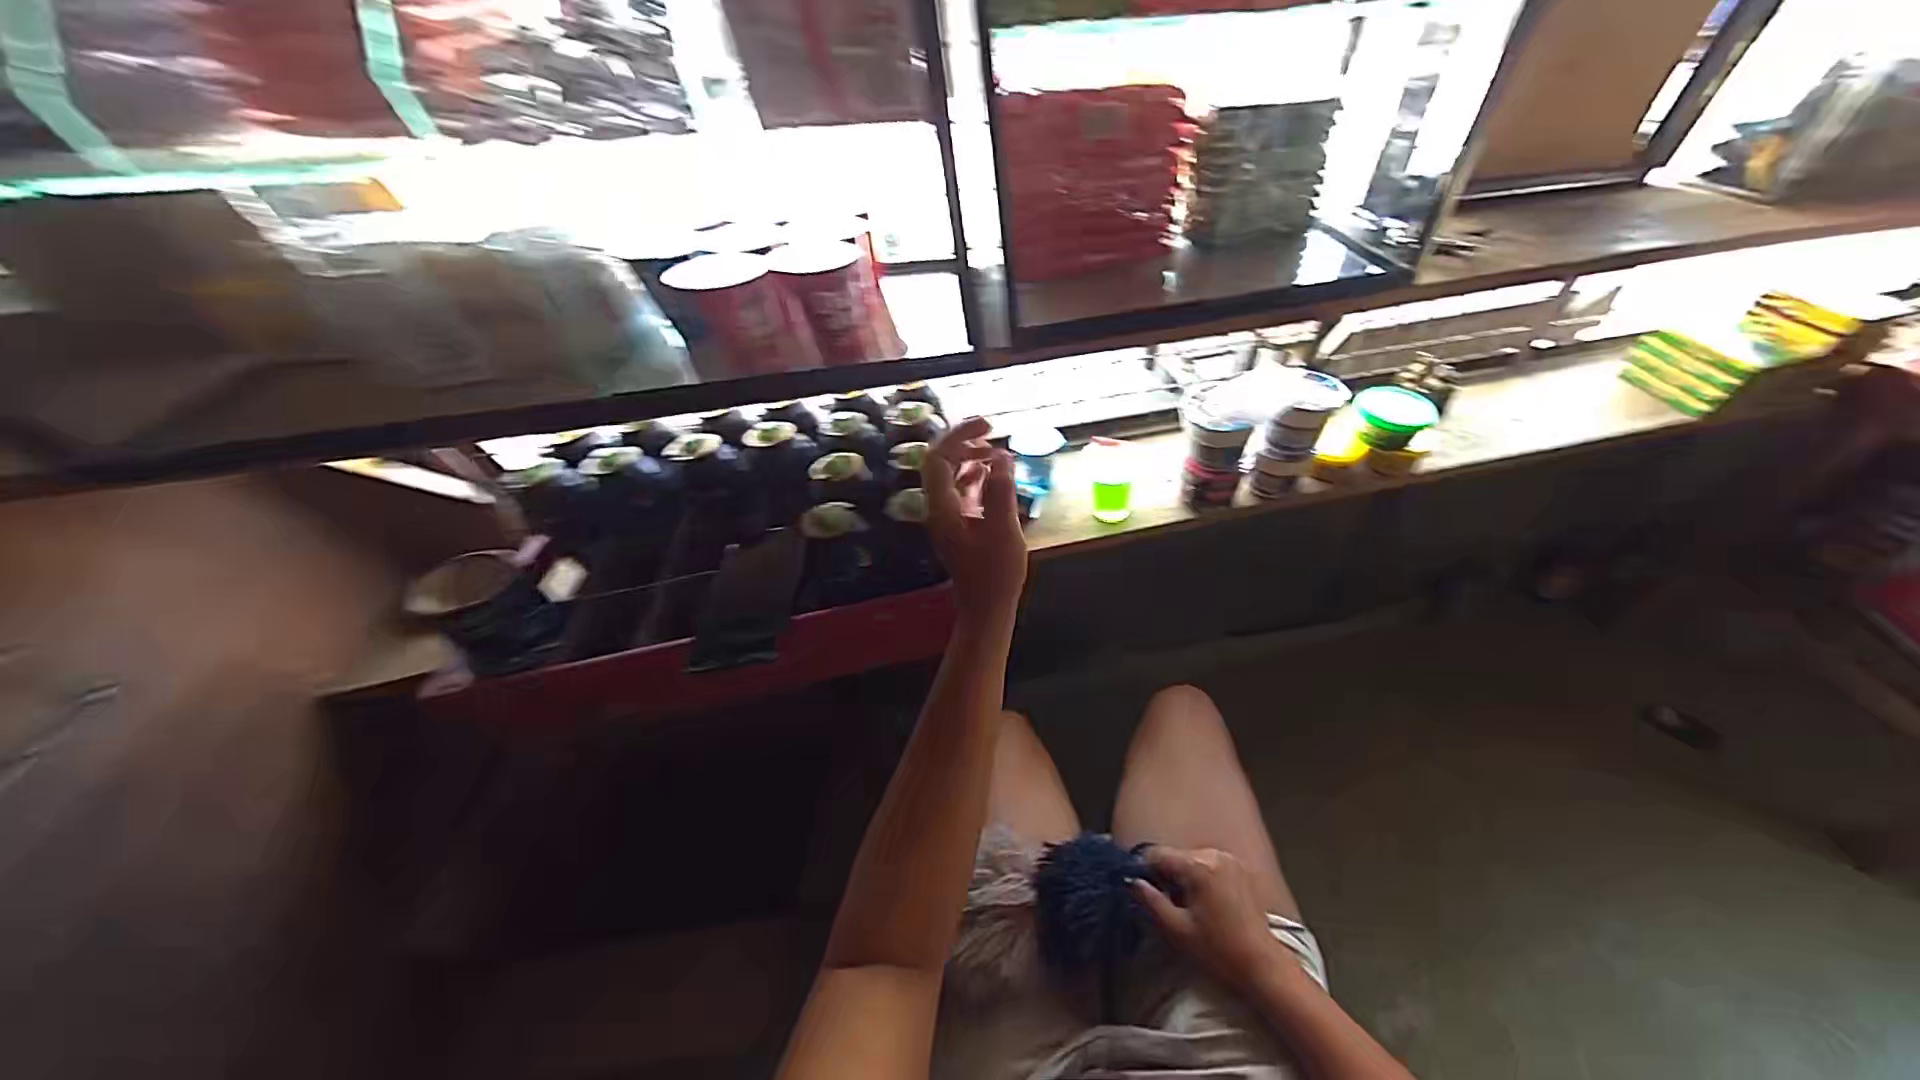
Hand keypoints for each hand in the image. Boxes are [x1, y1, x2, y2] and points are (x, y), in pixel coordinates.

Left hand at [923, 416, 1026, 621]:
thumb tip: (1002, 456)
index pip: (939, 458)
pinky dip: (974, 476)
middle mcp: (938, 509)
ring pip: (949, 476)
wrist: (986, 608)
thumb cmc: (996, 574)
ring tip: (995, 450)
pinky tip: (992, 473)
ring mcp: (946, 518)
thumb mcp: (1003, 530)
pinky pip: (959, 491)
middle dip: (963, 441)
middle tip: (992, 430)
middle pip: (940, 462)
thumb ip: (1001, 491)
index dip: (959, 434)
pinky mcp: (957, 526)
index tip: (988, 425)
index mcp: (942, 508)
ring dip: (969, 457)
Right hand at [1133, 846, 1289, 990]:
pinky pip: (1209, 864)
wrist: (1264, 966)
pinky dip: (1201, 877)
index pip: (1157, 854)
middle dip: (1166, 875)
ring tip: (1188, 906)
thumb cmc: (1219, 950)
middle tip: (1167, 903)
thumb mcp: (1177, 930)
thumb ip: (1151, 901)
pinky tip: (1206, 902)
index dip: (1144, 870)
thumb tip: (1134, 882)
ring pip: (1191, 860)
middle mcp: (1215, 854)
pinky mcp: (1241, 869)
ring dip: (1184, 876)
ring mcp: (1231, 860)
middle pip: (1175, 856)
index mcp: (1198, 866)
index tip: (1142, 889)